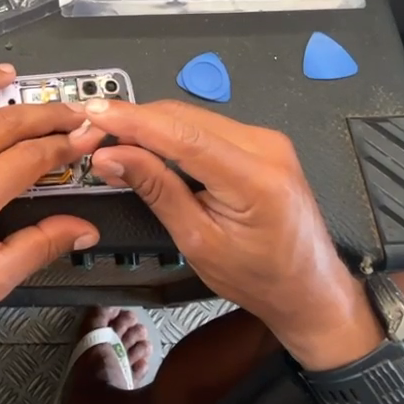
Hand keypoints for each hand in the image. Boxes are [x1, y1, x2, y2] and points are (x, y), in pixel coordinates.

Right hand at [82, 99, 383, 369]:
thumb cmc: (258, 279)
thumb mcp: (197, 242)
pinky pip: (203, 124)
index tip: (94, 112)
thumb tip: (110, 156)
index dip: (133, 120)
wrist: (311, 291)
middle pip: (183, 117)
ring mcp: (265, 139)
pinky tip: (146, 144)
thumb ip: (155, 190)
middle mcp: (264, 146)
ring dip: (148, 125)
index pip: (182, 135)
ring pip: (189, 116)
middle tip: (91, 133)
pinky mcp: (258, 141)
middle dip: (133, 121)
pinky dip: (169, 131)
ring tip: (112, 140)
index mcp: (255, 179)